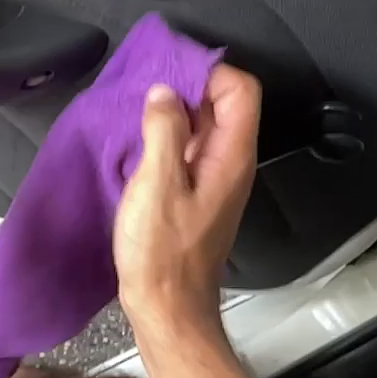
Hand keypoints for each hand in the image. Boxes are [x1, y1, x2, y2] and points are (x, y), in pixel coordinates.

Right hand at [113, 64, 261, 337]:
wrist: (167, 307)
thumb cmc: (162, 253)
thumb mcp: (157, 185)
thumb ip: (163, 132)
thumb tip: (163, 93)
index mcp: (231, 157)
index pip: (240, 90)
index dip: (208, 72)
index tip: (168, 69)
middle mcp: (230, 163)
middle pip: (222, 103)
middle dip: (186, 84)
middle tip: (145, 83)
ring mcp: (214, 178)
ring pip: (202, 124)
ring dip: (173, 109)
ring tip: (136, 106)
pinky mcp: (195, 192)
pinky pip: (187, 147)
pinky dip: (166, 133)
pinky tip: (137, 137)